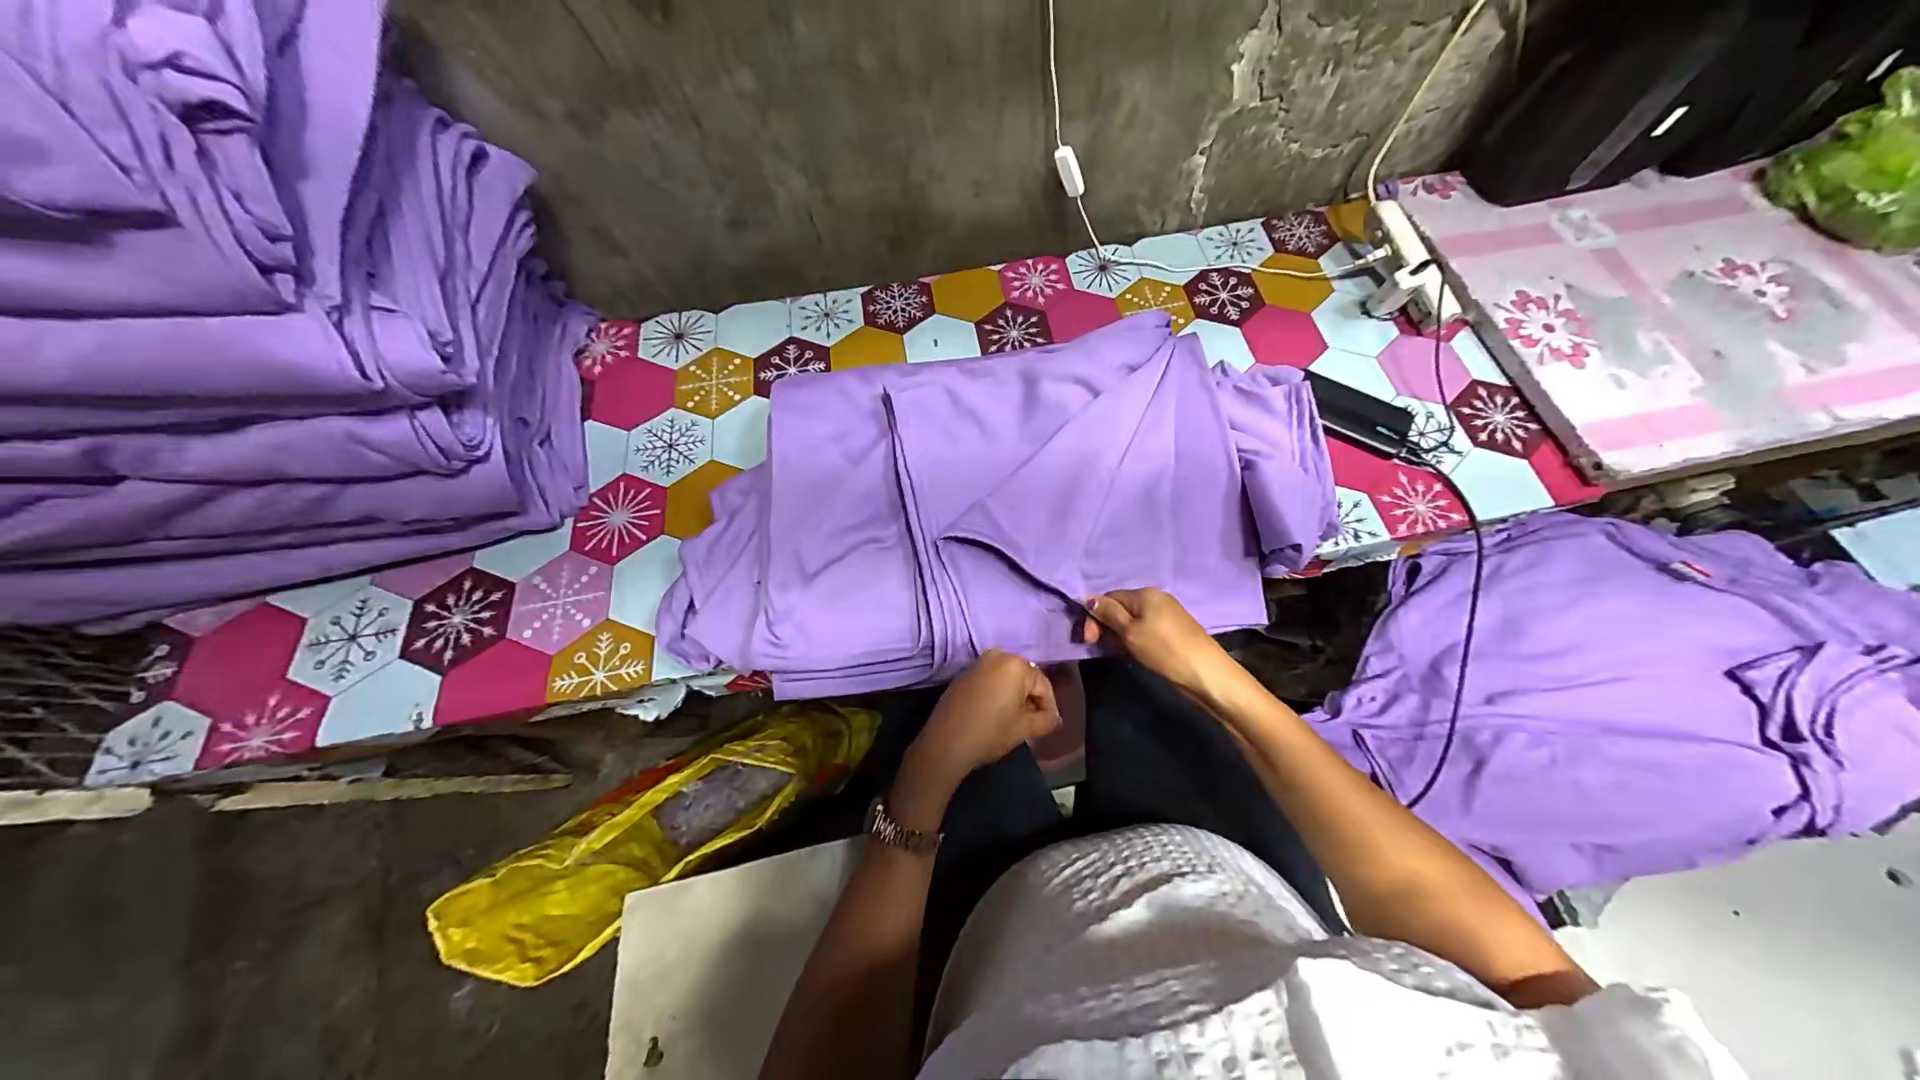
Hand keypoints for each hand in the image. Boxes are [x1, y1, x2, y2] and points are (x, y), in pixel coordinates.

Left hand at [892, 651, 1060, 829]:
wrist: (946, 743)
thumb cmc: (990, 732)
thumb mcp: (1025, 729)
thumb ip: (1046, 720)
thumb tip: (1053, 718)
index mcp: (1016, 664)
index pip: (1043, 685)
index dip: (1050, 707)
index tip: (1049, 725)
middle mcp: (997, 655)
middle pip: (1025, 678)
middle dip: (1031, 699)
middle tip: (1034, 723)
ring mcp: (977, 663)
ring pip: (1007, 678)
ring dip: (1015, 696)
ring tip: (1016, 720)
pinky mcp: (963, 674)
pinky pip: (990, 679)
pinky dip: (997, 693)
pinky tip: (996, 713)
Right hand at [1080, 587, 1237, 697]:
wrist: (1205, 673)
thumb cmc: (1163, 650)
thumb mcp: (1130, 632)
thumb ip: (1108, 613)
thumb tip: (1087, 598)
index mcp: (1145, 593)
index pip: (1109, 597)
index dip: (1094, 616)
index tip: (1088, 640)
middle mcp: (1156, 598)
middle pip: (1120, 608)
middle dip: (1105, 626)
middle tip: (1099, 647)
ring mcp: (1167, 614)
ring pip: (1132, 621)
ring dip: (1118, 635)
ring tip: (1117, 653)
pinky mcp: (1173, 630)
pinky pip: (1145, 629)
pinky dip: (1133, 639)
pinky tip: (1132, 653)